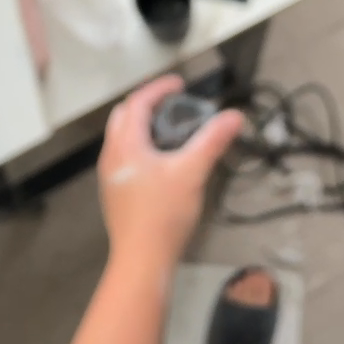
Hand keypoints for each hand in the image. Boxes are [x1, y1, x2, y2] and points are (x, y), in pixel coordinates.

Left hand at [98, 75, 244, 269]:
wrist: (141, 260)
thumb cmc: (164, 212)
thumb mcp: (192, 172)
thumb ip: (212, 141)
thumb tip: (234, 116)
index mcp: (126, 144)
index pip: (138, 102)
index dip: (159, 88)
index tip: (180, 84)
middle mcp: (111, 155)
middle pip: (124, 115)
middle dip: (147, 104)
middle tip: (173, 103)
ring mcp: (109, 175)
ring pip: (121, 136)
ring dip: (142, 125)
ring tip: (169, 129)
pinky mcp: (113, 193)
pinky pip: (123, 155)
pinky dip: (139, 144)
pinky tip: (160, 160)